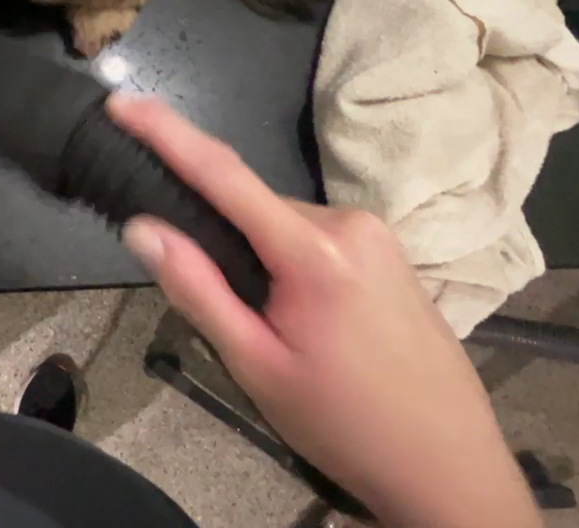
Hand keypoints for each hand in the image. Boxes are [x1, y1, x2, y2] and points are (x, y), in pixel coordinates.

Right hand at [109, 96, 539, 527]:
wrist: (455, 474)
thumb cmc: (346, 425)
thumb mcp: (256, 365)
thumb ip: (196, 289)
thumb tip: (142, 227)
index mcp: (314, 252)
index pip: (222, 174)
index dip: (166, 131)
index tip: (123, 103)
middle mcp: (348, 222)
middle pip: (249, 204)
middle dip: (218, 235)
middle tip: (224, 307)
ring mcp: (374, 233)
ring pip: (277, 220)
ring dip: (253, 251)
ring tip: (271, 324)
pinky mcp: (385, 248)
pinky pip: (309, 233)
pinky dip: (283, 256)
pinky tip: (302, 315)